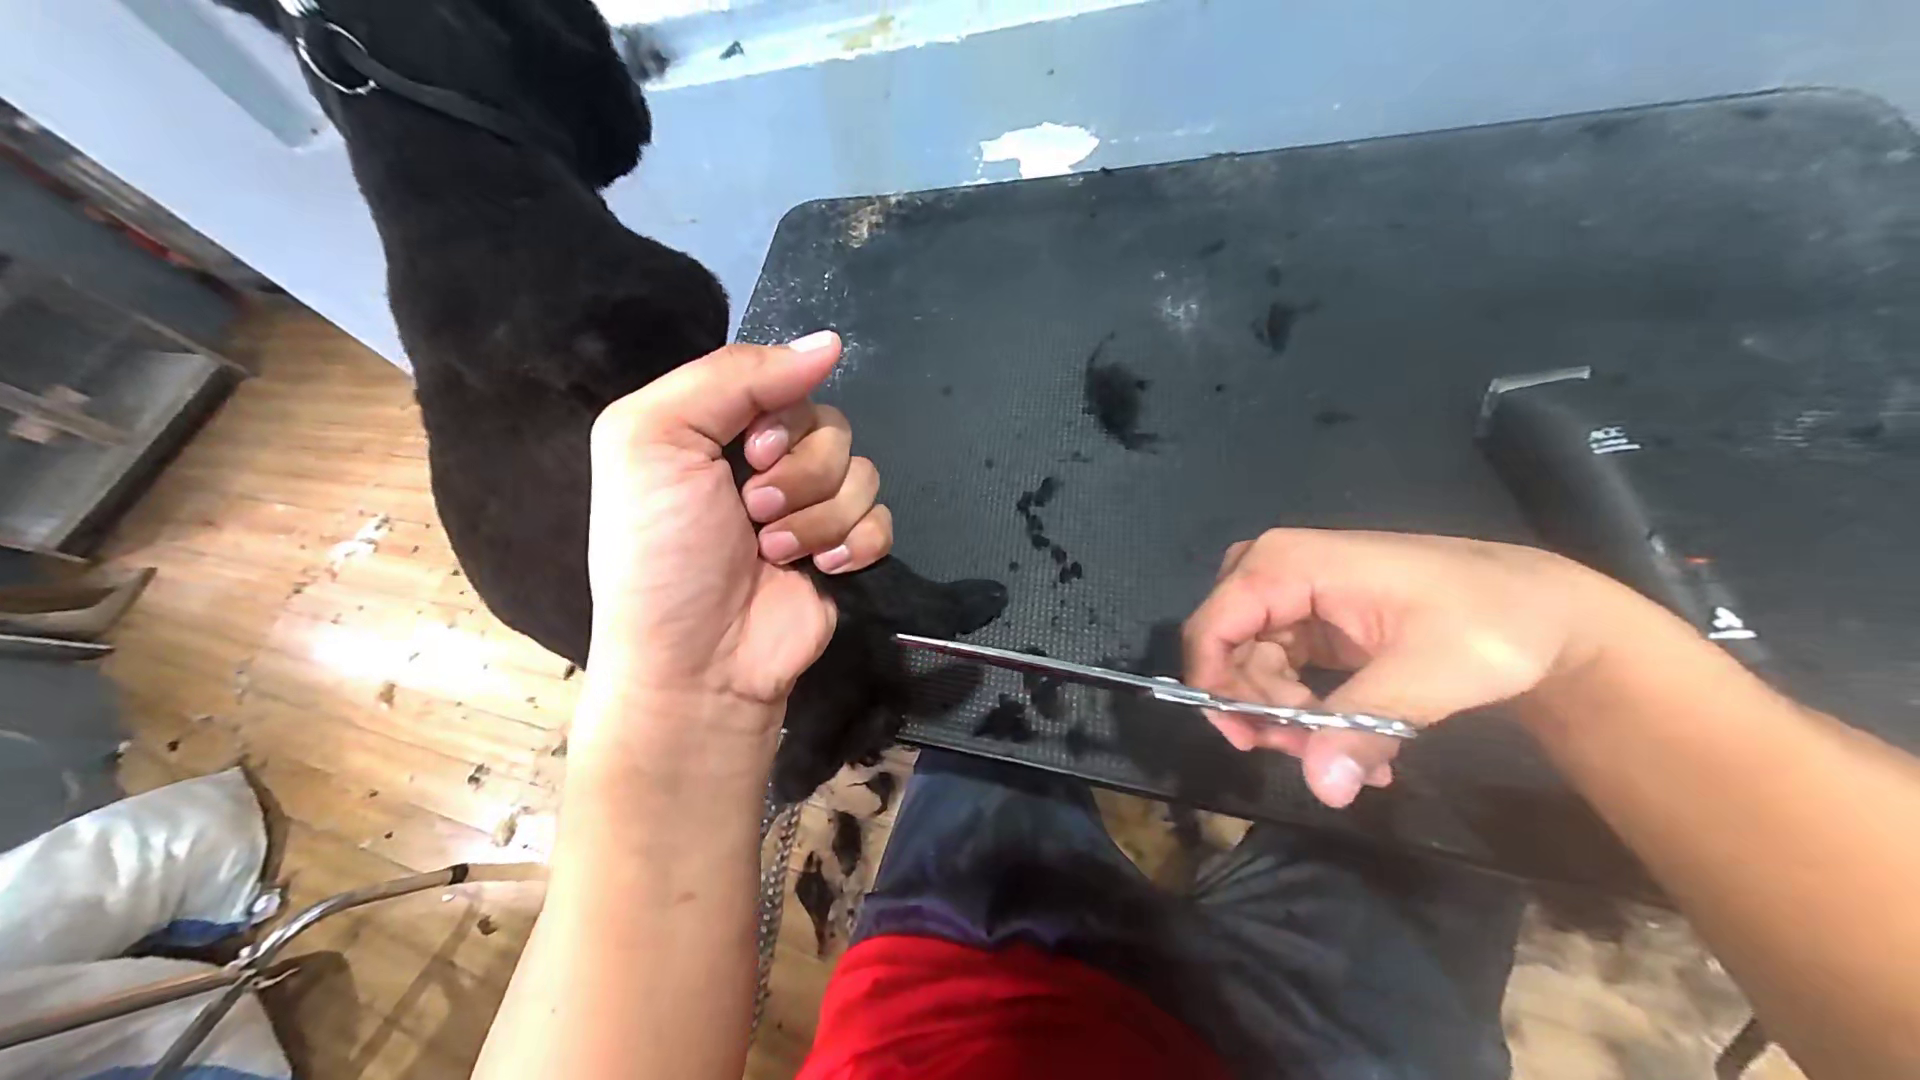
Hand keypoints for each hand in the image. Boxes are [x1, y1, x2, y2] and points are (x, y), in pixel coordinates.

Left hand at [580, 331, 890, 746]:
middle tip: (754, 514)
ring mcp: (813, 508)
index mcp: (720, 427)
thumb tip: (831, 343)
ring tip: (774, 554)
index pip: (786, 381)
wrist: (698, 662)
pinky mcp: (847, 550)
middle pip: (833, 426)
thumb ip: (734, 376)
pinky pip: (883, 519)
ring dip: (817, 518)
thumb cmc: (661, 552)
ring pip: (863, 473)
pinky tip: (822, 570)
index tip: (750, 453)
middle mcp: (770, 462)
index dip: (782, 414)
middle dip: (798, 475)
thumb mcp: (653, 440)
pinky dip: (856, 544)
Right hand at [1182, 529, 1632, 807]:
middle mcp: (1275, 571)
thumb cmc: (1494, 622)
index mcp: (1287, 564)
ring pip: (1251, 665)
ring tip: (1354, 756)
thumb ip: (1367, 722)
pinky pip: (1280, 668)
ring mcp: (1292, 596)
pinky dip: (1306, 709)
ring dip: (1288, 716)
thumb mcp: (1433, 671)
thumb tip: (1321, 788)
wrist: (1548, 610)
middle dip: (1260, 706)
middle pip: (1228, 649)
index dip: (1213, 684)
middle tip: (1311, 751)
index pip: (1213, 625)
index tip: (1249, 740)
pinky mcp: (1310, 620)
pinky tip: (1350, 739)